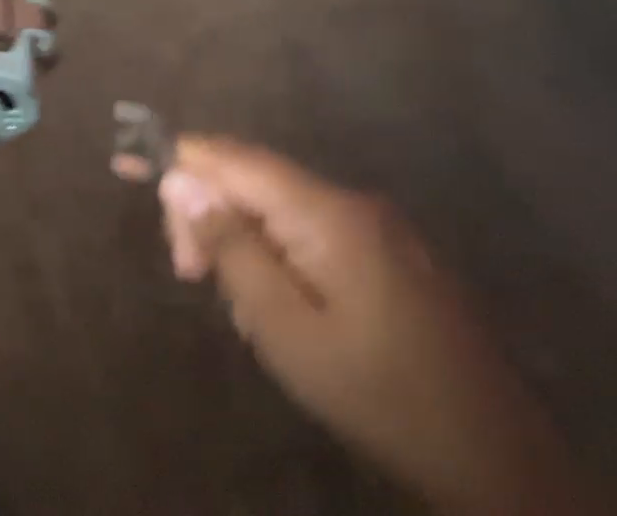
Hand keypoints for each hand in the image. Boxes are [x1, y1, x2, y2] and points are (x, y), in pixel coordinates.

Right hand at [157, 136, 613, 515]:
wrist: (494, 460)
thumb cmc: (372, 389)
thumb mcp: (280, 323)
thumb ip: (228, 244)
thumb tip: (178, 179)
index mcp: (328, 215)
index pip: (231, 159)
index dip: (173, 157)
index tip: (122, 171)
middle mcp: (355, 207)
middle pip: (251, 180)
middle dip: (206, 214)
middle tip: (188, 275)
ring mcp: (380, 232)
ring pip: (276, 208)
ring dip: (237, 241)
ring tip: (237, 305)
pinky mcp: (390, 258)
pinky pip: (308, 232)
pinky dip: (271, 254)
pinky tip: (271, 303)